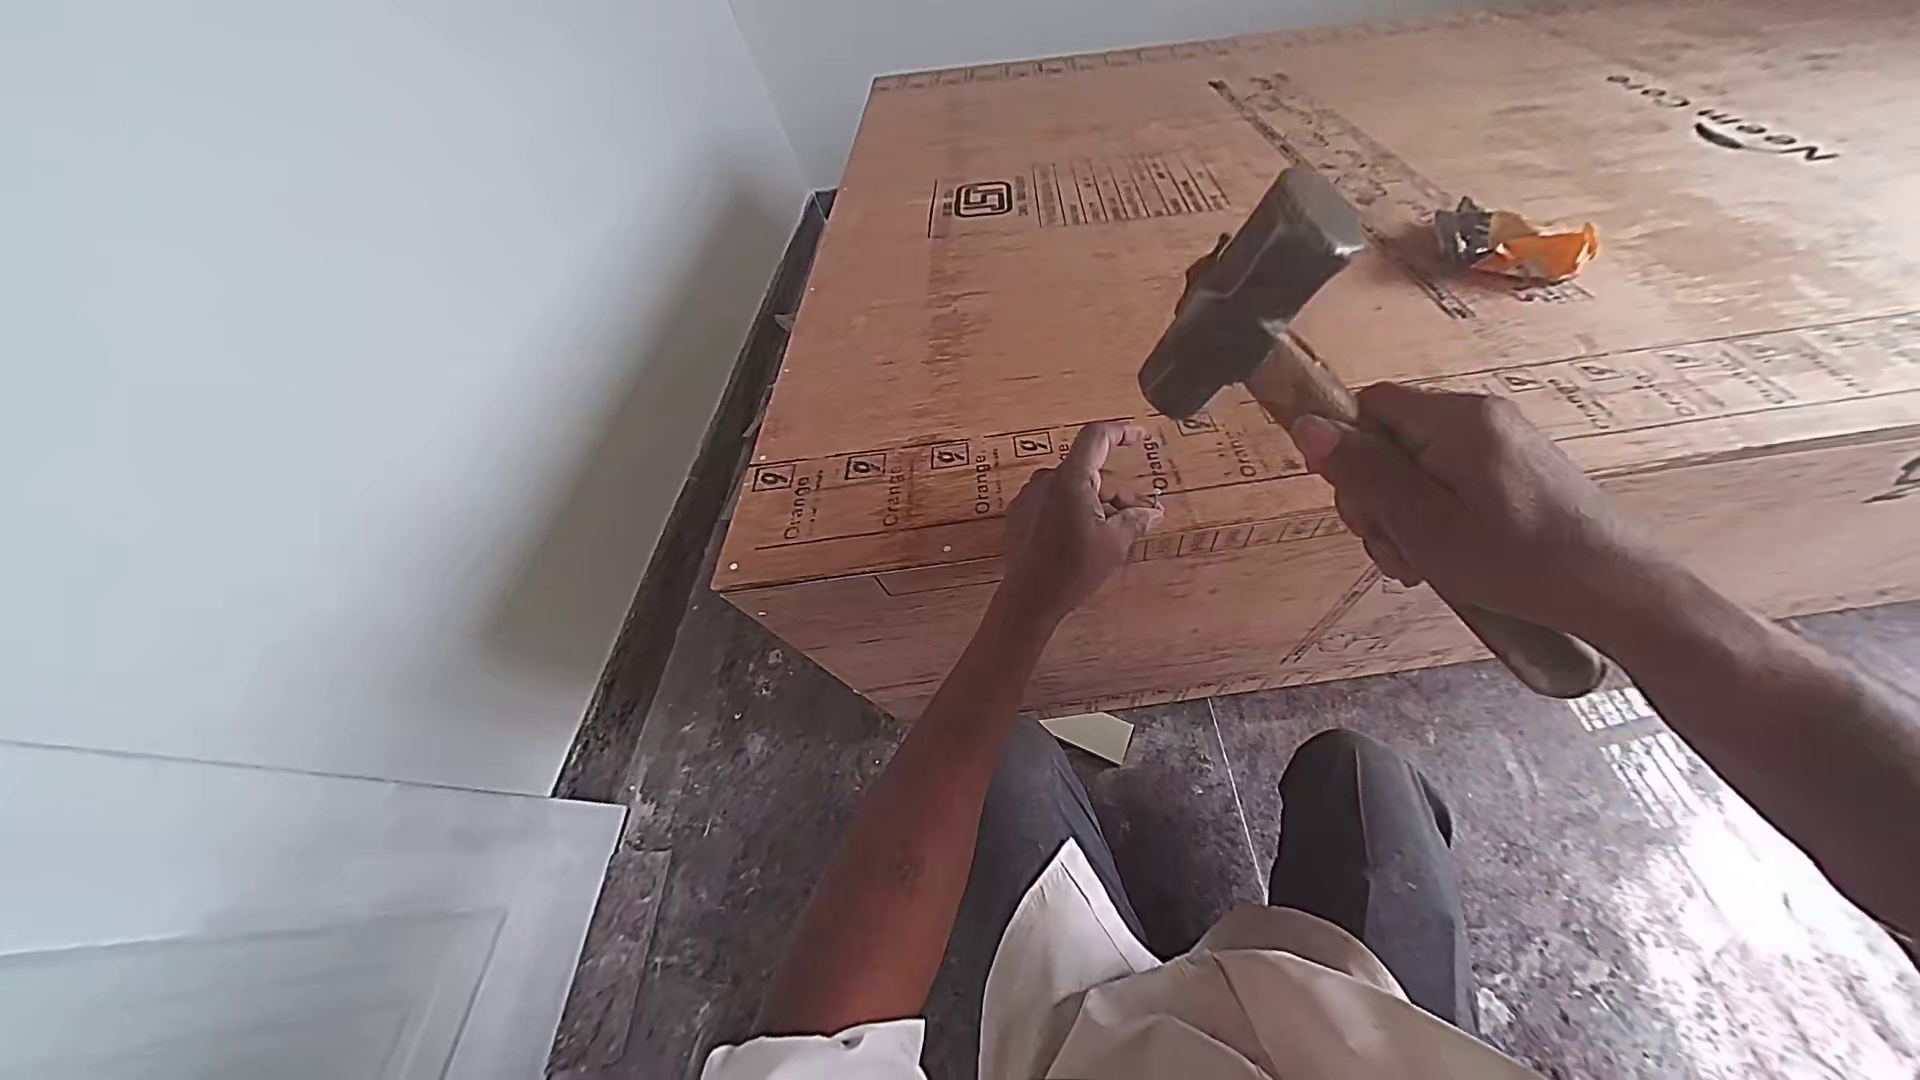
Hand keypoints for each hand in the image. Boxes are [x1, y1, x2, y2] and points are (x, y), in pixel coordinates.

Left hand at [998, 421, 1163, 630]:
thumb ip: (1135, 519)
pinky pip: (1054, 501)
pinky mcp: (1021, 514)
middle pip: (1090, 472)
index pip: (1096, 437)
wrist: (1029, 599)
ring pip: (1073, 488)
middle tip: (1143, 515)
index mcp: (1069, 481)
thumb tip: (1152, 512)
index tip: (1140, 436)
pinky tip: (1088, 535)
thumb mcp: (1114, 543)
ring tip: (1118, 531)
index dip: (1122, 432)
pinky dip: (1075, 510)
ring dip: (1098, 503)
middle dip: (1119, 493)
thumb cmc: (1070, 571)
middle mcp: (1045, 482)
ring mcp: (1029, 497)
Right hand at [1288, 383, 1662, 636]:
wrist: (1618, 593)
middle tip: (1388, 541)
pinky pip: (1439, 483)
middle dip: (1372, 495)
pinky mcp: (1507, 471)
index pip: (1367, 404)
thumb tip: (1306, 423)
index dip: (1344, 446)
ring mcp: (1495, 445)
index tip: (1351, 496)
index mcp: (1455, 420)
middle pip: (1384, 441)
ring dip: (1395, 516)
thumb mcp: (1419, 521)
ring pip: (1407, 469)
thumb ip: (1360, 470)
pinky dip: (1425, 517)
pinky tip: (1436, 555)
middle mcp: (1477, 419)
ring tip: (1415, 560)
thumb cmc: (1513, 559)